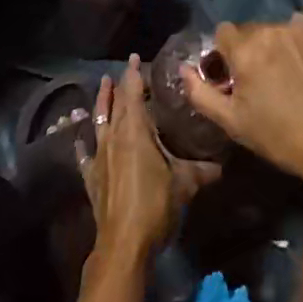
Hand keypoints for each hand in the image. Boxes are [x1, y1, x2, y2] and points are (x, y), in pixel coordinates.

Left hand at [79, 54, 219, 255]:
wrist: (124, 244)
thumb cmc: (156, 204)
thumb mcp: (186, 184)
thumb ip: (203, 170)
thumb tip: (223, 164)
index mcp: (135, 131)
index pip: (133, 93)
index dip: (133, 74)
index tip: (135, 57)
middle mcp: (114, 138)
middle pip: (116, 104)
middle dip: (120, 85)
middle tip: (125, 70)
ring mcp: (100, 158)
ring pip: (99, 122)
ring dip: (101, 103)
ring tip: (102, 86)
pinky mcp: (92, 179)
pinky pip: (85, 155)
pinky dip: (82, 144)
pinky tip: (79, 139)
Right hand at [182, 14, 302, 184]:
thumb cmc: (277, 135)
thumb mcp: (231, 122)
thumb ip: (201, 93)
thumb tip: (184, 69)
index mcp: (245, 49)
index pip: (223, 32)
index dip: (224, 54)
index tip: (233, 76)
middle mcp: (270, 29)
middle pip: (248, 30)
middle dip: (248, 49)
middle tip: (258, 79)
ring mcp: (298, 28)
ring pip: (273, 28)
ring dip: (271, 44)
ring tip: (282, 73)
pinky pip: (297, 26)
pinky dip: (295, 39)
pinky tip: (302, 62)